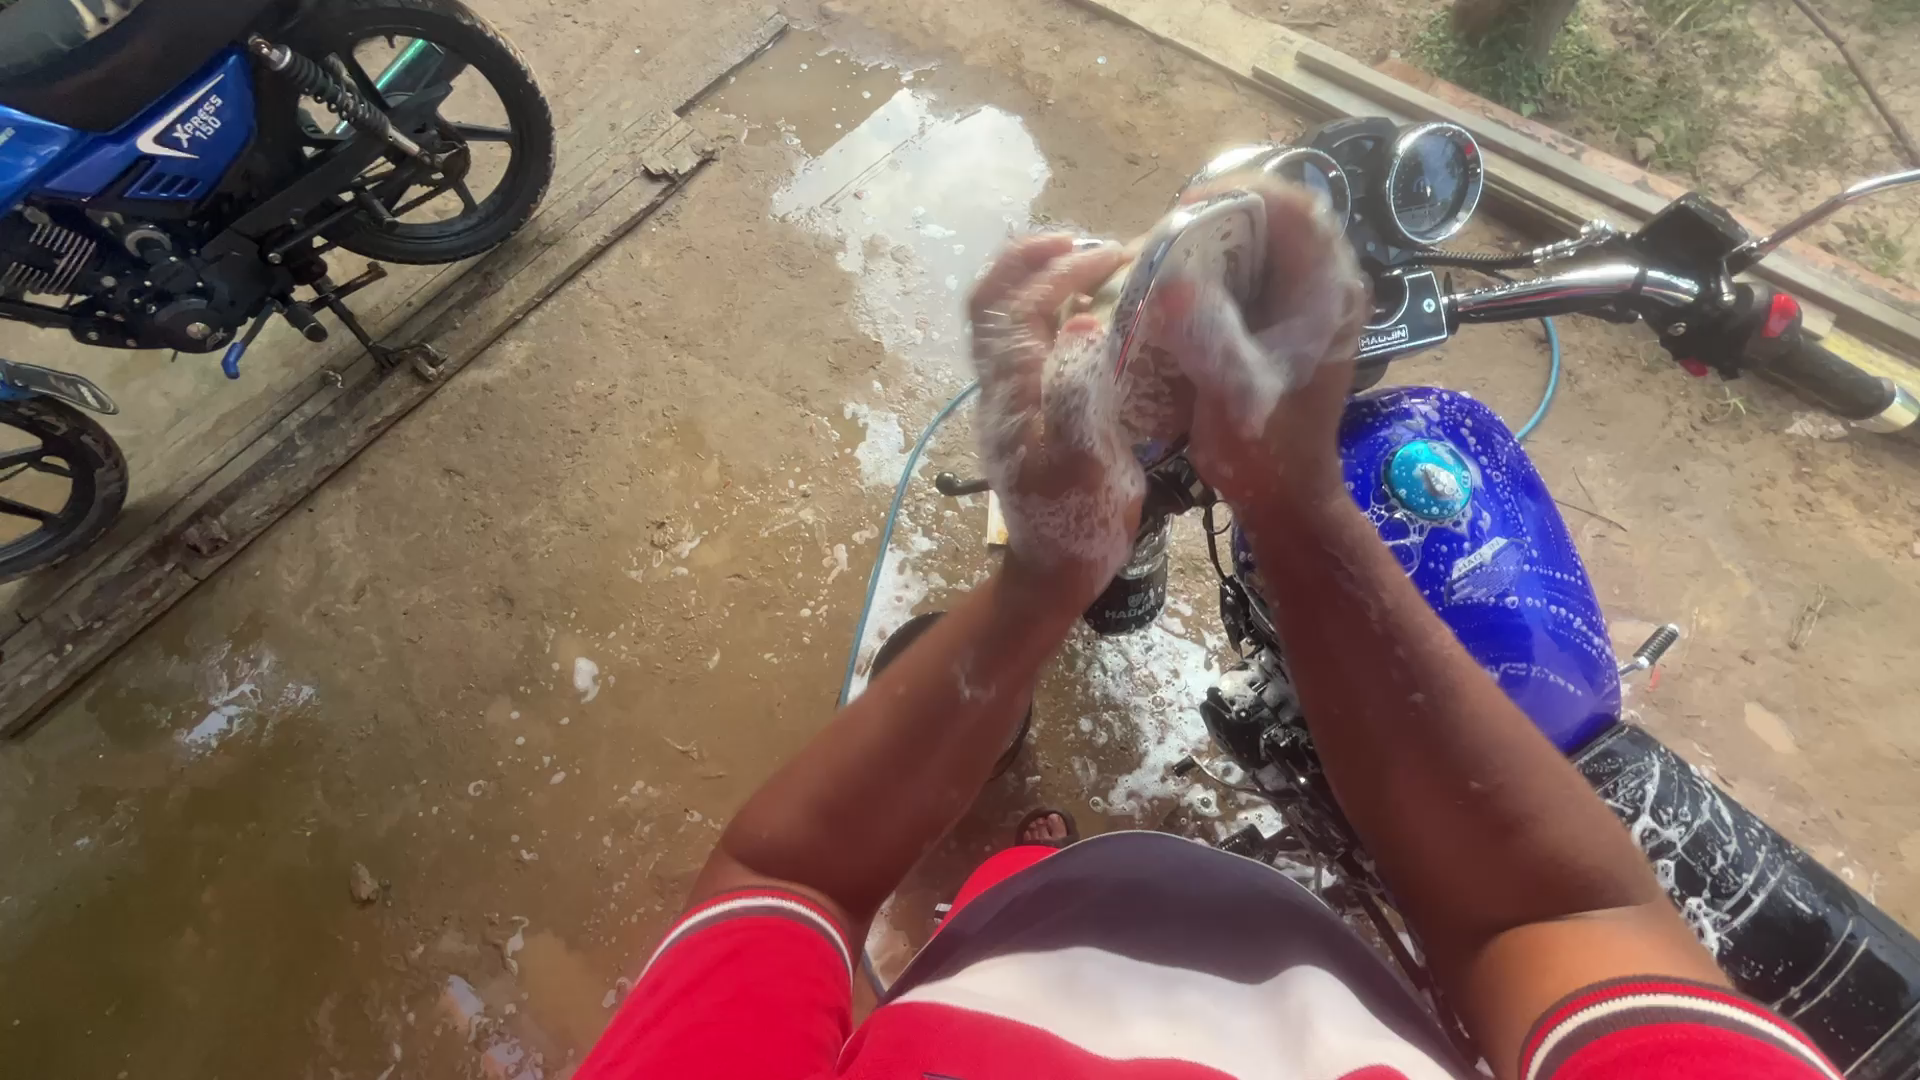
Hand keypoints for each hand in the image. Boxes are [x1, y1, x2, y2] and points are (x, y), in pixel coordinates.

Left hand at [969, 234, 1143, 608]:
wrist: (1054, 568)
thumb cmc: (1076, 523)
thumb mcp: (1085, 466)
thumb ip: (1076, 395)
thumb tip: (1080, 323)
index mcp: (1013, 393)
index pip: (1020, 306)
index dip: (1063, 270)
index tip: (1117, 258)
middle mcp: (1001, 387)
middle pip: (992, 301)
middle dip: (1034, 260)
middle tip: (1086, 247)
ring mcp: (1009, 397)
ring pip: (1003, 319)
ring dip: (1038, 281)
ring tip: (1089, 268)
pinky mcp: (1024, 410)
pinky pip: (1025, 344)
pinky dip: (1050, 313)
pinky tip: (1089, 315)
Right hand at [1150, 181, 1368, 518]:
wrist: (1283, 494)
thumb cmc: (1265, 449)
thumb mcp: (1232, 391)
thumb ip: (1204, 334)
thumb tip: (1165, 282)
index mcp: (1326, 296)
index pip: (1295, 210)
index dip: (1239, 193)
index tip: (1182, 209)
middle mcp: (1324, 291)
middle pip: (1274, 224)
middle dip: (1216, 221)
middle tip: (1164, 239)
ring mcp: (1305, 309)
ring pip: (1259, 250)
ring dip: (1211, 248)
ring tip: (1165, 262)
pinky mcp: (1283, 328)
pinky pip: (1249, 281)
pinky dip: (1213, 278)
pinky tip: (1179, 295)